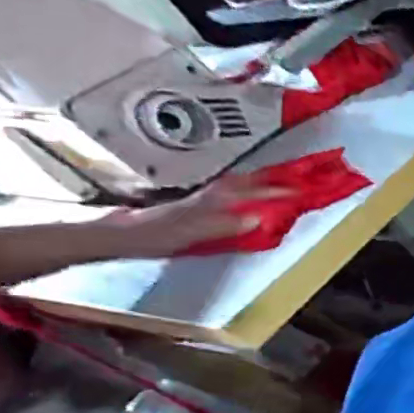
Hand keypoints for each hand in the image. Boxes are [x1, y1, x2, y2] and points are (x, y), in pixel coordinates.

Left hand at [88, 174, 286, 258]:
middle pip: (244, 183)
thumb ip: (222, 227)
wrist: (111, 237)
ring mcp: (200, 201)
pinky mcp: (195, 207)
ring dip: (258, 182)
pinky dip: (244, 190)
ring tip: (278, 181)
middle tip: (296, 175)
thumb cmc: (150, 238)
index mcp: (210, 203)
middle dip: (270, 178)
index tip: (302, 189)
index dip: (276, 190)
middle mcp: (208, 197)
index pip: (250, 192)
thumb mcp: (188, 236)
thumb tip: (258, 218)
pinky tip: (247, 194)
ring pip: (236, 186)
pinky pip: (228, 194)